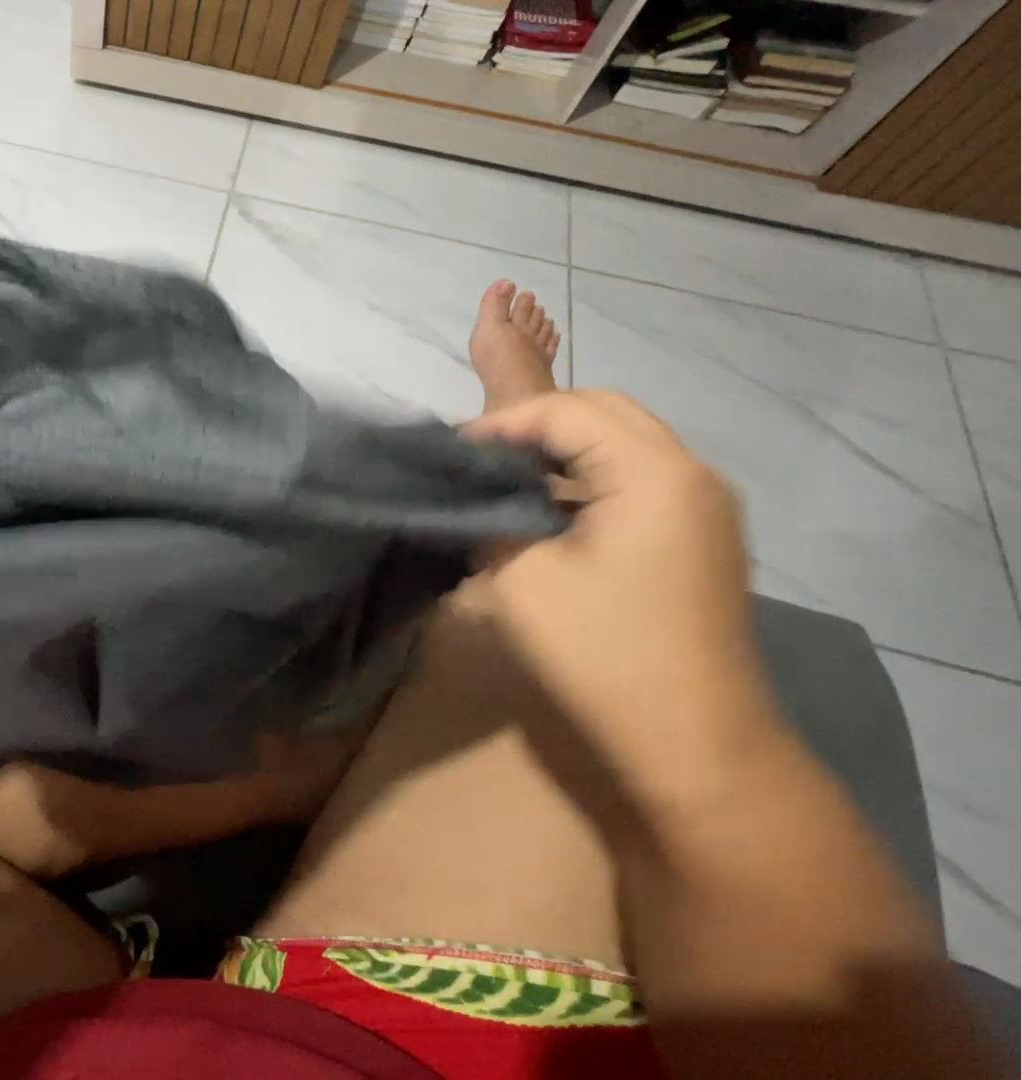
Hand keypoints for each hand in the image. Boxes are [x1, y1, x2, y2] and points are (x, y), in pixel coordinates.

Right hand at [466, 391, 778, 795]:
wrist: (693, 739)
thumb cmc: (602, 653)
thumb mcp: (522, 579)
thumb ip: (494, 518)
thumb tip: (480, 498)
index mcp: (654, 474)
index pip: (569, 411)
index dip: (502, 423)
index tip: (449, 452)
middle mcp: (692, 475)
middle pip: (606, 413)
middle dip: (535, 425)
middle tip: (476, 460)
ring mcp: (704, 508)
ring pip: (625, 444)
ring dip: (562, 451)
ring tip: (503, 481)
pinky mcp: (700, 539)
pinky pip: (639, 481)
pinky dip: (587, 480)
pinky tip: (547, 514)